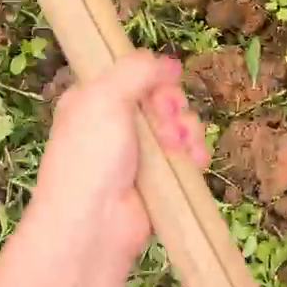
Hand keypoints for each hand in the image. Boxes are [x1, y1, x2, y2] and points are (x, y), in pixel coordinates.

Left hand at [28, 51, 208, 266]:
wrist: (94, 223)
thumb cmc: (90, 156)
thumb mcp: (104, 97)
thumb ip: (137, 71)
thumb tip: (170, 64)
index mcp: (94, 99)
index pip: (133, 75)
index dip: (154, 78)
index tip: (161, 86)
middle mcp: (115, 124)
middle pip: (161, 99)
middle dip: (172, 107)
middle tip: (167, 122)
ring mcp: (138, 153)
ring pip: (177, 126)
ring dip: (186, 130)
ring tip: (180, 147)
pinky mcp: (159, 178)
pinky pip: (185, 155)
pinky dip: (194, 154)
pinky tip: (195, 161)